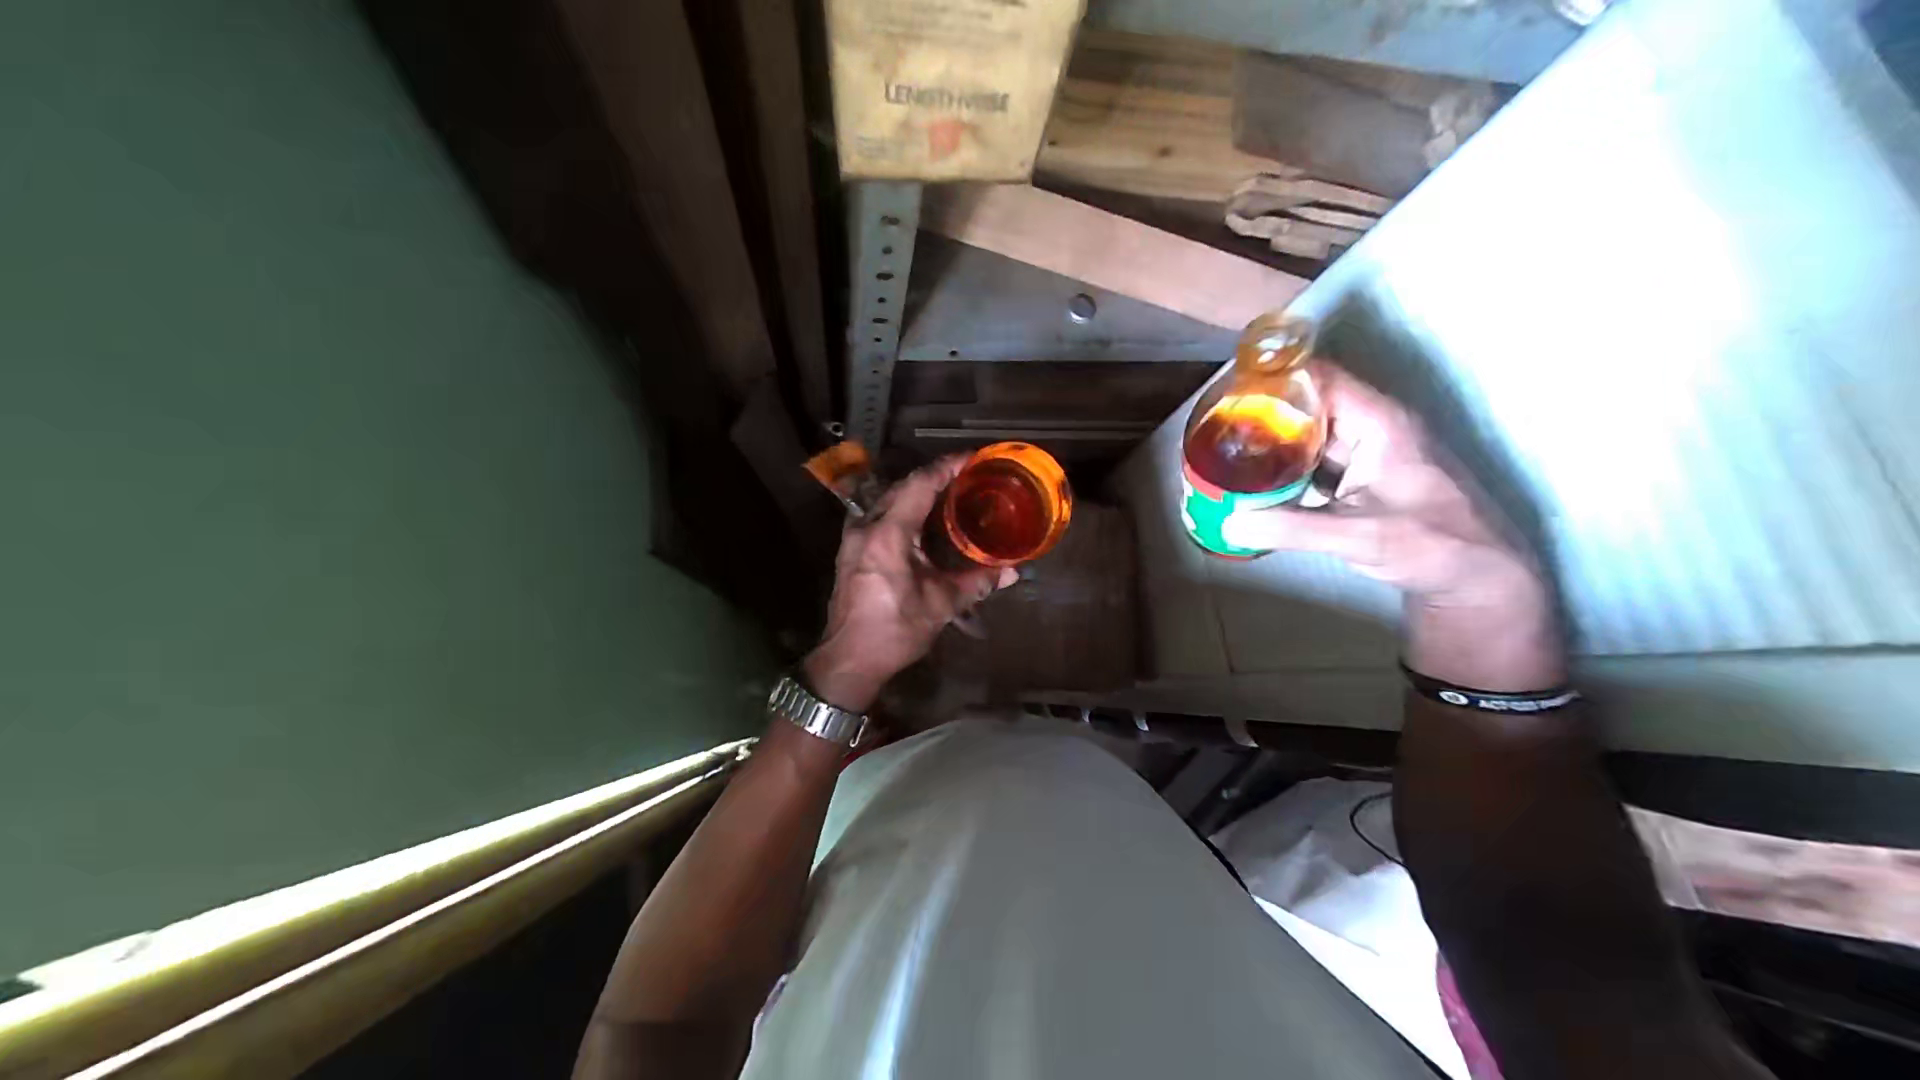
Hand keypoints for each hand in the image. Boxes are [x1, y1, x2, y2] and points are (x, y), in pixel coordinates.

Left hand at [803, 456, 1015, 711]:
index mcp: (888, 533)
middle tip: (965, 479)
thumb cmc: (894, 629)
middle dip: (934, 478)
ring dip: (916, 494)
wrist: (848, 659)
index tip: (972, 459)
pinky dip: (902, 512)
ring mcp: (853, 538)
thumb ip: (977, 583)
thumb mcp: (940, 605)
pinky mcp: (850, 551)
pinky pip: (878, 517)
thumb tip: (1012, 571)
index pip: (920, 484)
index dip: (947, 467)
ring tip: (947, 498)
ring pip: (887, 501)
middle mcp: (866, 527)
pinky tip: (921, 525)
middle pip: (902, 487)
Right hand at [1220, 364, 1563, 690]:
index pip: (1320, 379)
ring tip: (1223, 450)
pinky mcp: (1355, 477)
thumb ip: (1292, 529)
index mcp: (1379, 423)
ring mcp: (1362, 453)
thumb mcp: (1359, 537)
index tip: (1228, 393)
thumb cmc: (1432, 545)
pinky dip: (1281, 466)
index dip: (1275, 379)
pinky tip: (1252, 480)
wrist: (1473, 577)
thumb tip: (1230, 522)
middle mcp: (1369, 428)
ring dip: (1269, 440)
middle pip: (1307, 403)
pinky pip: (1310, 460)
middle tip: (1213, 427)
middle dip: (1262, 411)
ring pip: (1306, 432)